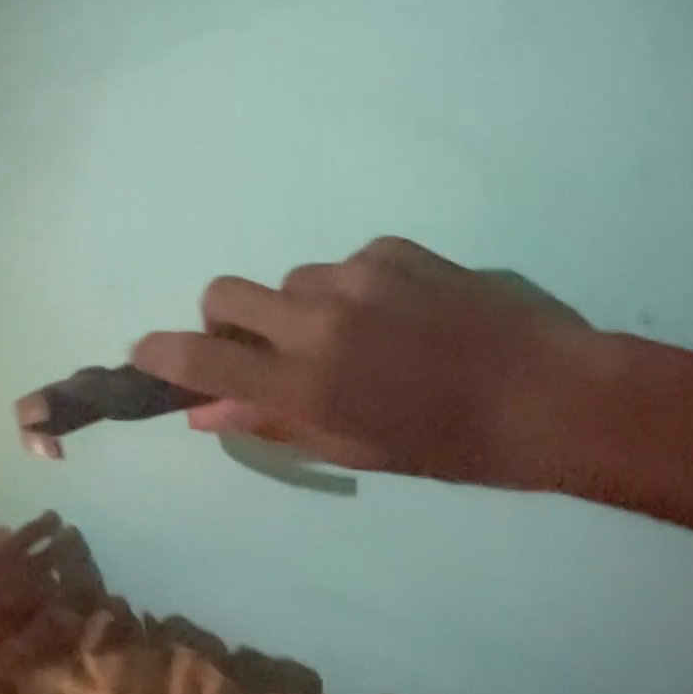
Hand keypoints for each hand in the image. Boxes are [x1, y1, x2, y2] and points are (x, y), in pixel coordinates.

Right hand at [132, 237, 603, 489]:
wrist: (548, 393)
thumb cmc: (449, 444)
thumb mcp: (354, 445)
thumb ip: (274, 422)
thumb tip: (204, 410)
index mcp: (308, 385)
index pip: (204, 360)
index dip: (163, 355)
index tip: (144, 353)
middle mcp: (319, 321)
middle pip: (224, 292)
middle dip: (226, 317)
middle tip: (260, 342)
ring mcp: (356, 275)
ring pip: (291, 280)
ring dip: (301, 308)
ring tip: (361, 336)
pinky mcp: (391, 248)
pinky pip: (344, 265)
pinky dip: (353, 289)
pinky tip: (401, 313)